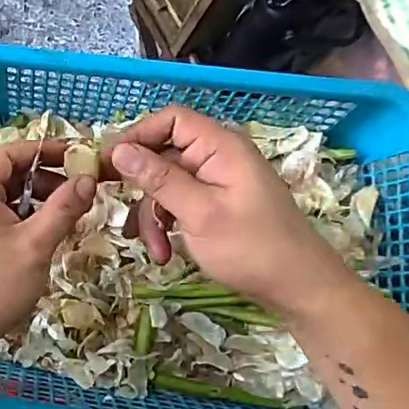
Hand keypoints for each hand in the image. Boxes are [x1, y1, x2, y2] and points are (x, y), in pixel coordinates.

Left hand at [0, 141, 95, 372]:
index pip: (11, 153)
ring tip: (67, 215)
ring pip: (5, 195)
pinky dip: (22, 216)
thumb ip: (64, 208)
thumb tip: (89, 179)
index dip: (47, 152)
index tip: (79, 157)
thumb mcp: (36, 244)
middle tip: (80, 192)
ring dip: (37, 200)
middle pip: (8, 173)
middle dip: (46, 179)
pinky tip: (45, 231)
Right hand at [107, 106, 358, 314]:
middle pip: (163, 153)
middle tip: (110, 202)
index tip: (109, 162)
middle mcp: (217, 156)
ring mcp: (216, 181)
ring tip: (153, 247)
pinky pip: (178, 202)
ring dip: (152, 214)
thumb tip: (119, 150)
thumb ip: (159, 179)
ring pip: (165, 183)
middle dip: (141, 185)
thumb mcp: (200, 214)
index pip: (171, 119)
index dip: (138, 135)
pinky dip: (166, 224)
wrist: (298, 289)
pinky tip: (163, 252)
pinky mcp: (214, 203)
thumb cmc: (253, 248)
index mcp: (221, 147)